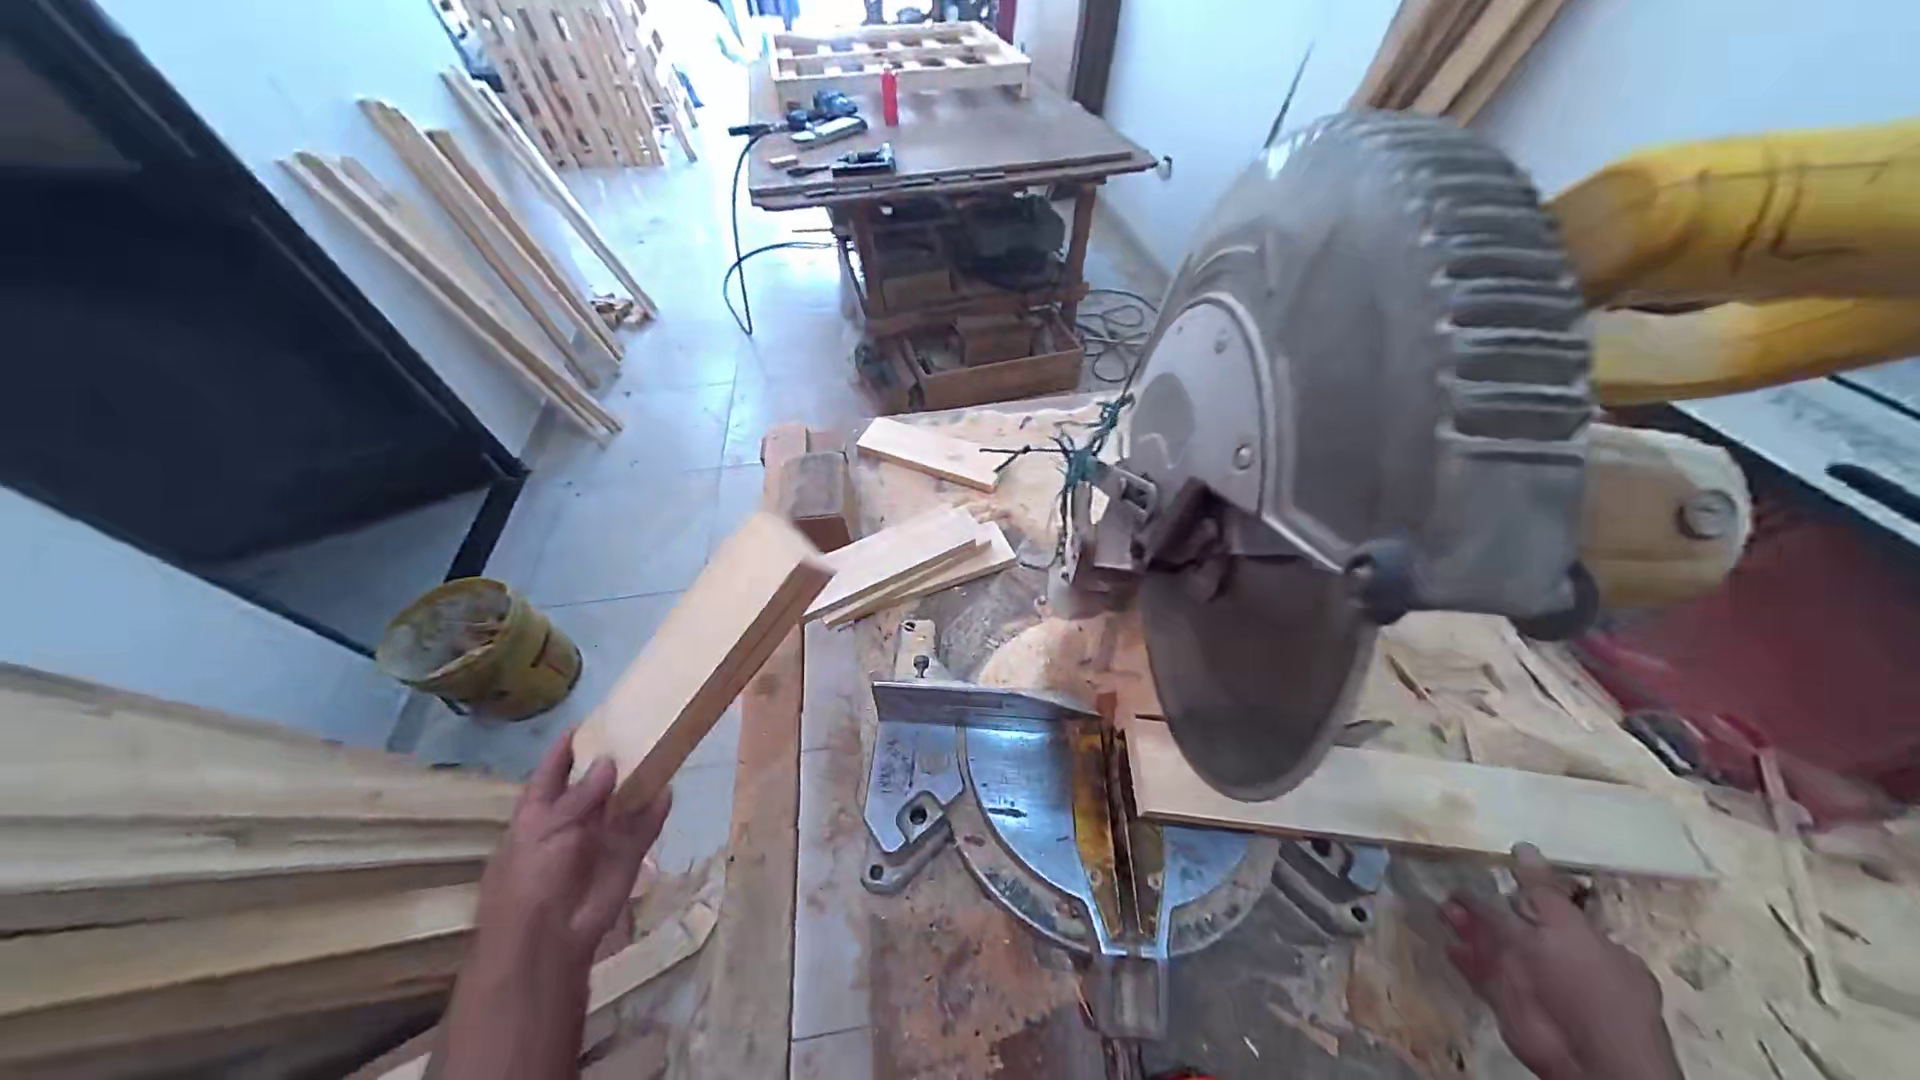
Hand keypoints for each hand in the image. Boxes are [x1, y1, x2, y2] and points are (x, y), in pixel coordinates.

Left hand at [474, 735, 671, 964]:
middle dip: (613, 758)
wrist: (547, 940)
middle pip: (595, 782)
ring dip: (639, 780)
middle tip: (637, 728)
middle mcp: (572, 820)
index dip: (566, 748)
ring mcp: (600, 837)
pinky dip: (655, 809)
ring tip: (660, 749)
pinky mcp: (626, 854)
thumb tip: (609, 762)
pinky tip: (667, 790)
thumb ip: (578, 796)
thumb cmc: (529, 882)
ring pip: (624, 800)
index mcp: (539, 814)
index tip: (586, 721)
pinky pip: (644, 826)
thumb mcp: (544, 831)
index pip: (552, 773)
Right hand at [1442, 844, 1682, 1079]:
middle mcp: (1563, 963)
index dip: (1524, 893)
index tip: (1495, 873)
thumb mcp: (1565, 927)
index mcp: (1590, 946)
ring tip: (1444, 910)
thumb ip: (1540, 889)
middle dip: (1485, 907)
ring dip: (1467, 927)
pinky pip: (1480, 972)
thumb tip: (1523, 846)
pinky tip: (1447, 942)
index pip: (1553, 911)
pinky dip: (1463, 957)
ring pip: (1493, 946)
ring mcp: (1534, 983)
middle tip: (1454, 888)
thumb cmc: (1588, 985)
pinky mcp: (1507, 1001)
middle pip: (1517, 926)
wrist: (1586, 1056)